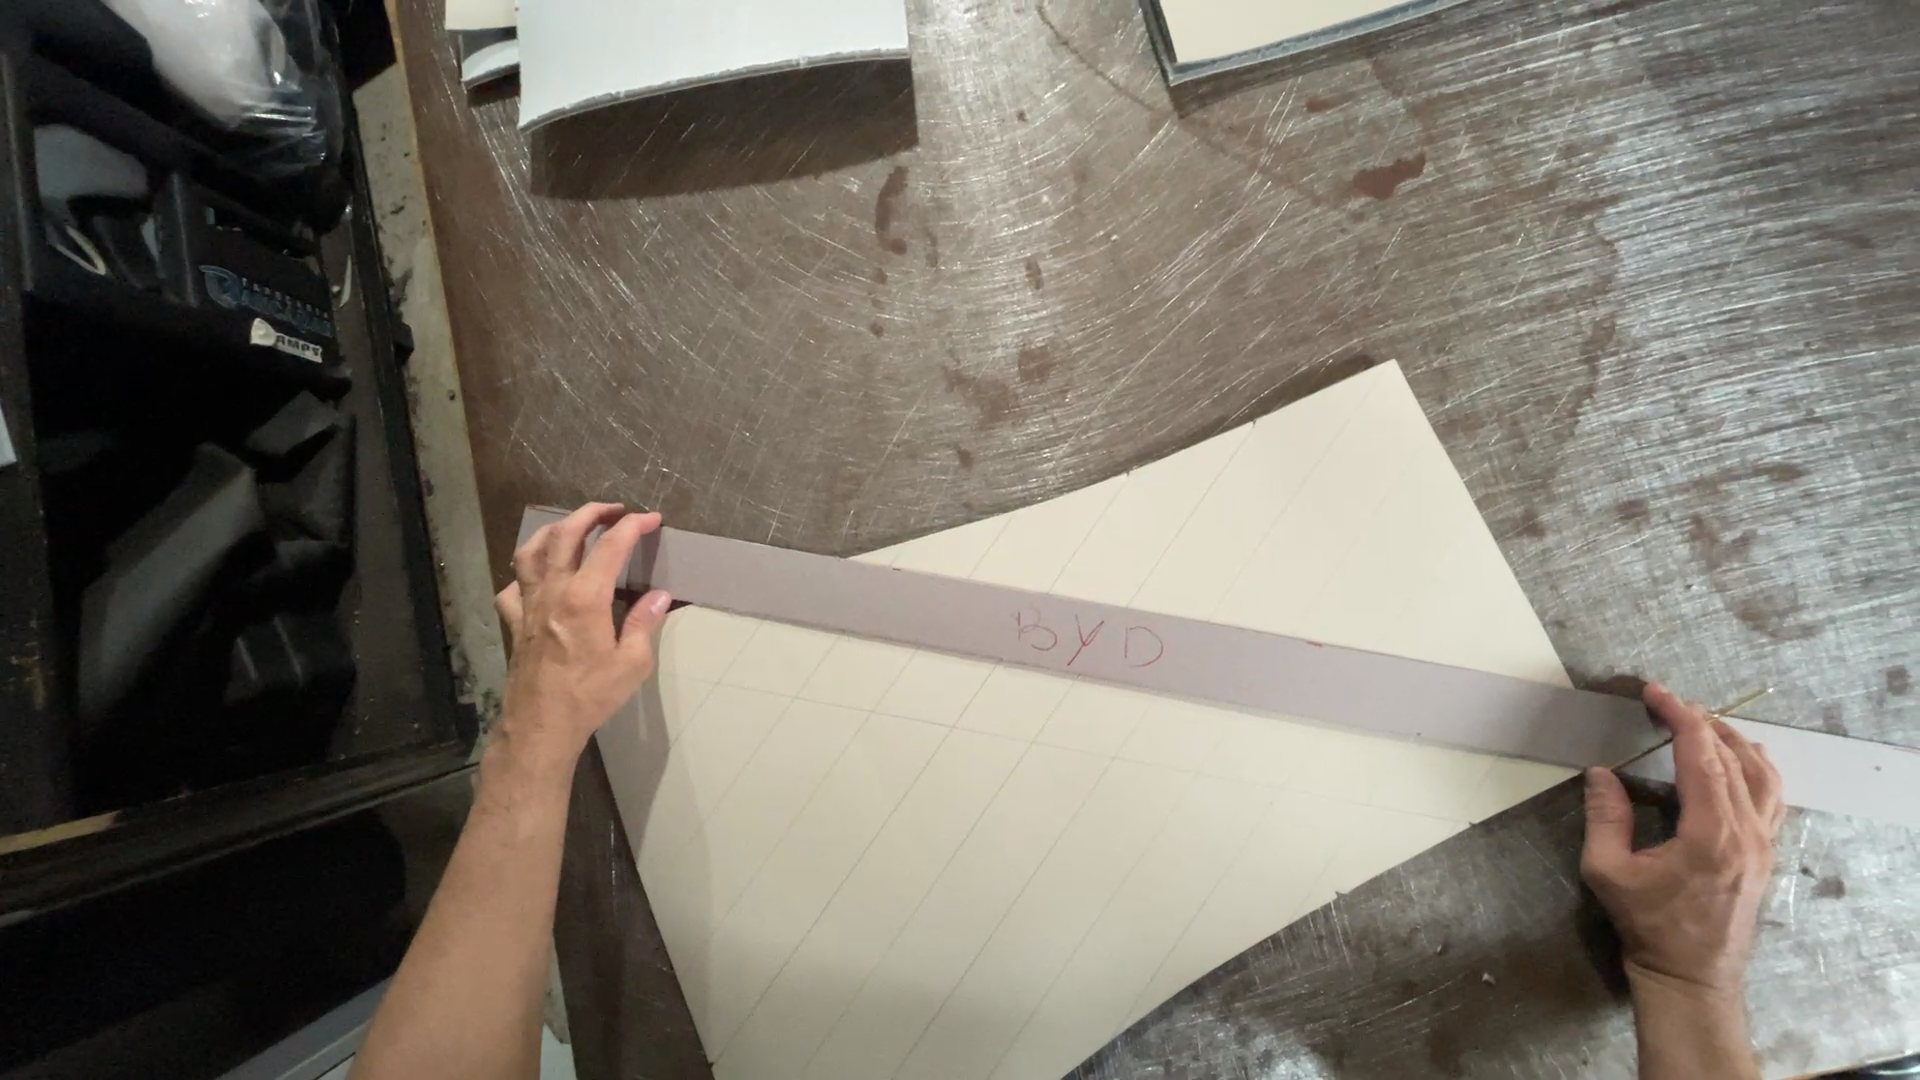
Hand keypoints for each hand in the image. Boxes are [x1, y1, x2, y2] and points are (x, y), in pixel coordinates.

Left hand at [492, 503, 672, 770]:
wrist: (541, 725)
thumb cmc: (591, 694)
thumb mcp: (633, 662)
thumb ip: (644, 622)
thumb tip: (660, 595)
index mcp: (585, 597)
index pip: (611, 546)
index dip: (633, 526)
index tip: (653, 519)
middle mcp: (552, 591)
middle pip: (565, 534)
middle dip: (592, 513)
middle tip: (615, 510)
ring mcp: (528, 604)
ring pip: (531, 550)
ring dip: (554, 530)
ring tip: (573, 527)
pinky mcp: (515, 621)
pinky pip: (514, 585)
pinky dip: (527, 572)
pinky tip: (540, 577)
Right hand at [1581, 683, 1784, 1000]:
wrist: (1691, 972)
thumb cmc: (1645, 920)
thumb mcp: (1606, 868)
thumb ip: (1605, 816)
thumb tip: (1601, 773)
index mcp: (1710, 835)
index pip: (1701, 761)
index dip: (1680, 720)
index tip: (1657, 693)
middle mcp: (1747, 835)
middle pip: (1735, 763)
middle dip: (1702, 723)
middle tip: (1669, 700)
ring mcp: (1764, 847)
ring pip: (1765, 780)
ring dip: (1734, 743)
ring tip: (1704, 721)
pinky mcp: (1764, 856)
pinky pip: (1772, 800)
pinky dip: (1755, 769)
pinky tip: (1738, 762)